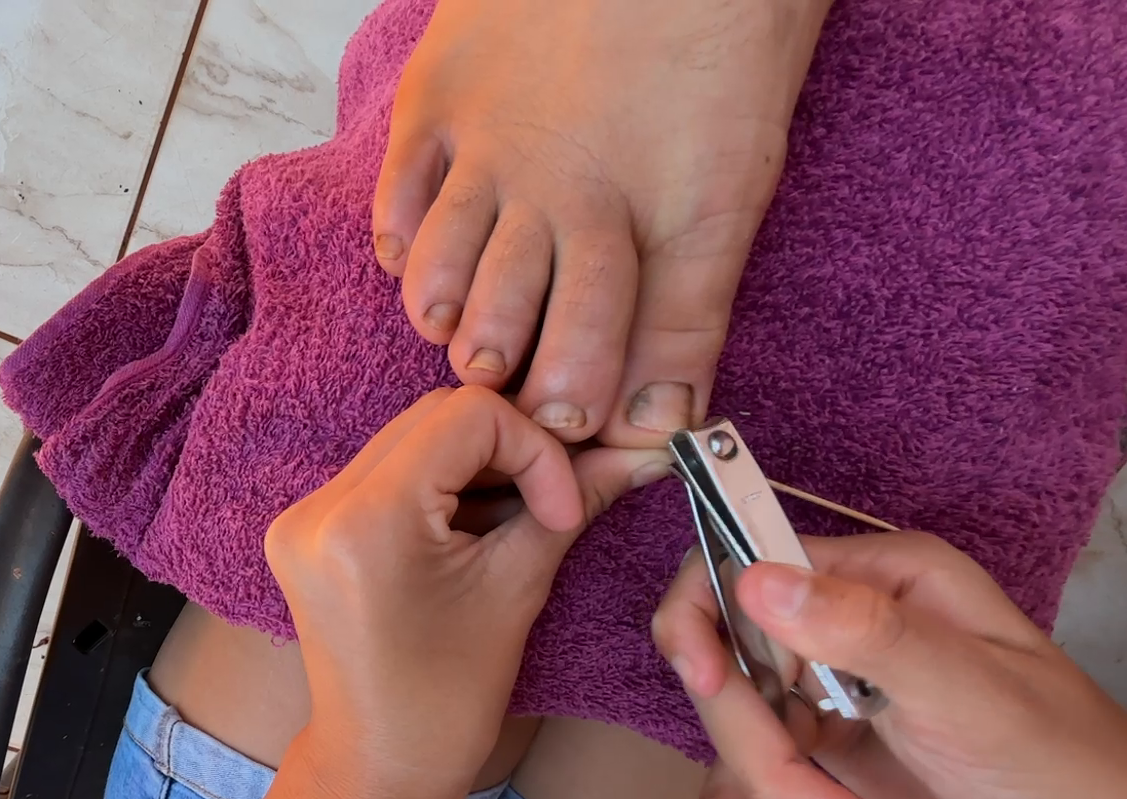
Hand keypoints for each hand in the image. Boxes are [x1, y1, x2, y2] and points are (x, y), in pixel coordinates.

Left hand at [266, 386, 668, 798]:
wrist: (377, 762)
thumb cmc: (448, 700)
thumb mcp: (515, 591)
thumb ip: (572, 506)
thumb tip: (636, 451)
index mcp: (365, 521)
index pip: (467, 415)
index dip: (534, 449)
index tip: (561, 509)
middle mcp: (316, 507)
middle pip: (431, 418)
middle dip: (502, 451)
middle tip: (542, 507)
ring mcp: (300, 516)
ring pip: (406, 440)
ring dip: (468, 467)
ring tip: (502, 525)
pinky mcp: (301, 529)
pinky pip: (379, 473)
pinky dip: (431, 486)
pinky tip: (459, 532)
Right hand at [375, 0, 830, 445]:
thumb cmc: (721, 41)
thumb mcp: (731, 186)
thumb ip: (688, 312)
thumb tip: (661, 419)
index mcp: (631, 215)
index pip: (588, 344)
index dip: (574, 400)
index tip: (567, 429)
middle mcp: (546, 190)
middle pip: (498, 317)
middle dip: (498, 370)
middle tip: (496, 386)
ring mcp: (481, 142)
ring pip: (435, 264)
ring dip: (440, 313)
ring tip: (453, 329)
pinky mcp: (437, 97)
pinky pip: (395, 193)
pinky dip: (398, 238)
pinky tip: (412, 255)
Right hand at [651, 531, 1126, 798]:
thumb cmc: (1065, 763)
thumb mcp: (971, 695)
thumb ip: (866, 632)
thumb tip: (754, 579)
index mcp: (869, 577)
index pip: (736, 568)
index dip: (699, 618)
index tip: (704, 682)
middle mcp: (827, 619)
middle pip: (728, 667)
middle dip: (766, 752)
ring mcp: (808, 682)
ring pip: (737, 731)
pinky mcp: (801, 739)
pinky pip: (743, 772)